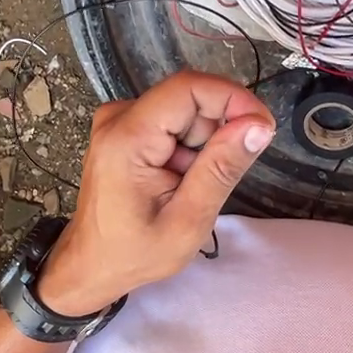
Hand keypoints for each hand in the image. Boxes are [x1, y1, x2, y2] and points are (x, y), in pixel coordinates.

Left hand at [36, 71, 274, 315]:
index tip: (262, 128)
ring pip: (184, 110)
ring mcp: (119, 120)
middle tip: (222, 174)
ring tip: (193, 185)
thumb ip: (222, 168)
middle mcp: (118, 117)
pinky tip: (181, 179)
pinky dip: (189, 146)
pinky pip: (172, 121)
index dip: (233, 98)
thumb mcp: (188, 220)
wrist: (90, 265)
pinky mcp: (125, 128)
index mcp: (127, 137)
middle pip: (188, 98)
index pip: (189, 88)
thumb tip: (259, 125)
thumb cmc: (135, 252)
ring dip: (204, 142)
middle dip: (219, 129)